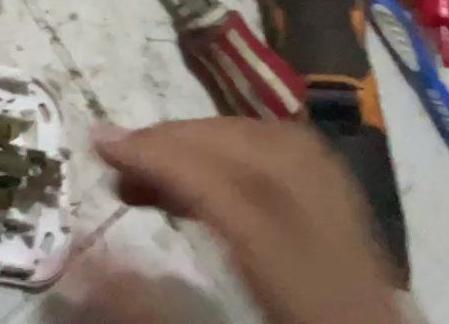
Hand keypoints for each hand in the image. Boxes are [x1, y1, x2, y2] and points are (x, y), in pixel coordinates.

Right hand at [93, 119, 401, 323]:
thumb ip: (149, 314)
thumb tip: (76, 264)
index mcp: (321, 305)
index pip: (243, 203)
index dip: (166, 161)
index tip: (101, 143)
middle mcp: (357, 273)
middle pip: (273, 162)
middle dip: (185, 142)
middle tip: (122, 154)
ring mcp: (372, 262)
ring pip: (296, 157)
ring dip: (216, 143)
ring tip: (159, 165)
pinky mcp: (368, 262)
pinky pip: (312, 177)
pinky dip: (251, 160)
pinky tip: (209, 185)